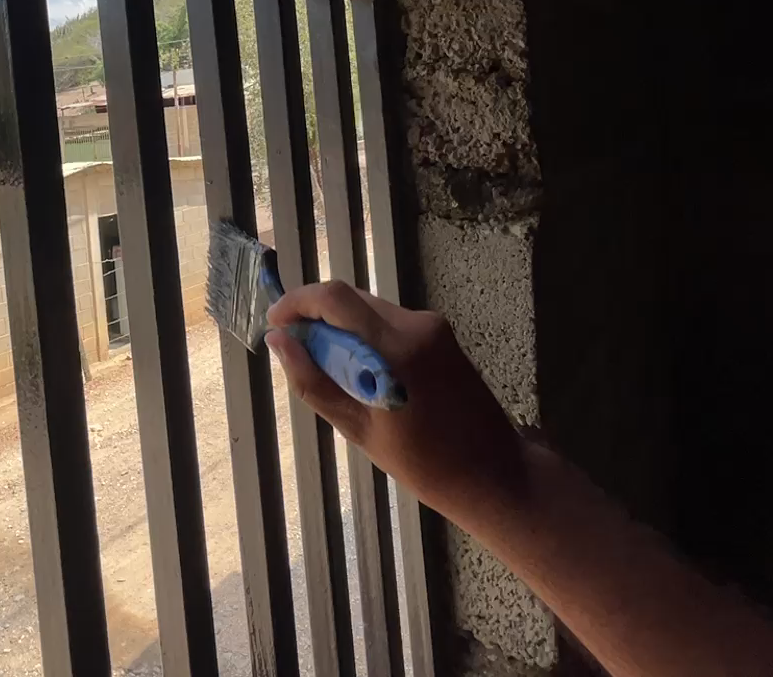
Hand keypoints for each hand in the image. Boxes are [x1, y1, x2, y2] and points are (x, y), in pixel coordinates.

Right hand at [266, 282, 527, 525]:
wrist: (497, 474)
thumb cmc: (426, 465)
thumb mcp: (359, 430)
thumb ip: (314, 382)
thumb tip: (278, 342)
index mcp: (395, 348)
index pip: (334, 298)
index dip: (297, 301)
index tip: (275, 322)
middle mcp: (415, 324)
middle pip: (350, 299)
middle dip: (316, 315)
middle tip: (295, 347)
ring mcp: (432, 326)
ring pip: (369, 308)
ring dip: (340, 325)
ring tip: (325, 364)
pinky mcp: (441, 332)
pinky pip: (389, 321)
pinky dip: (365, 334)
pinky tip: (361, 368)